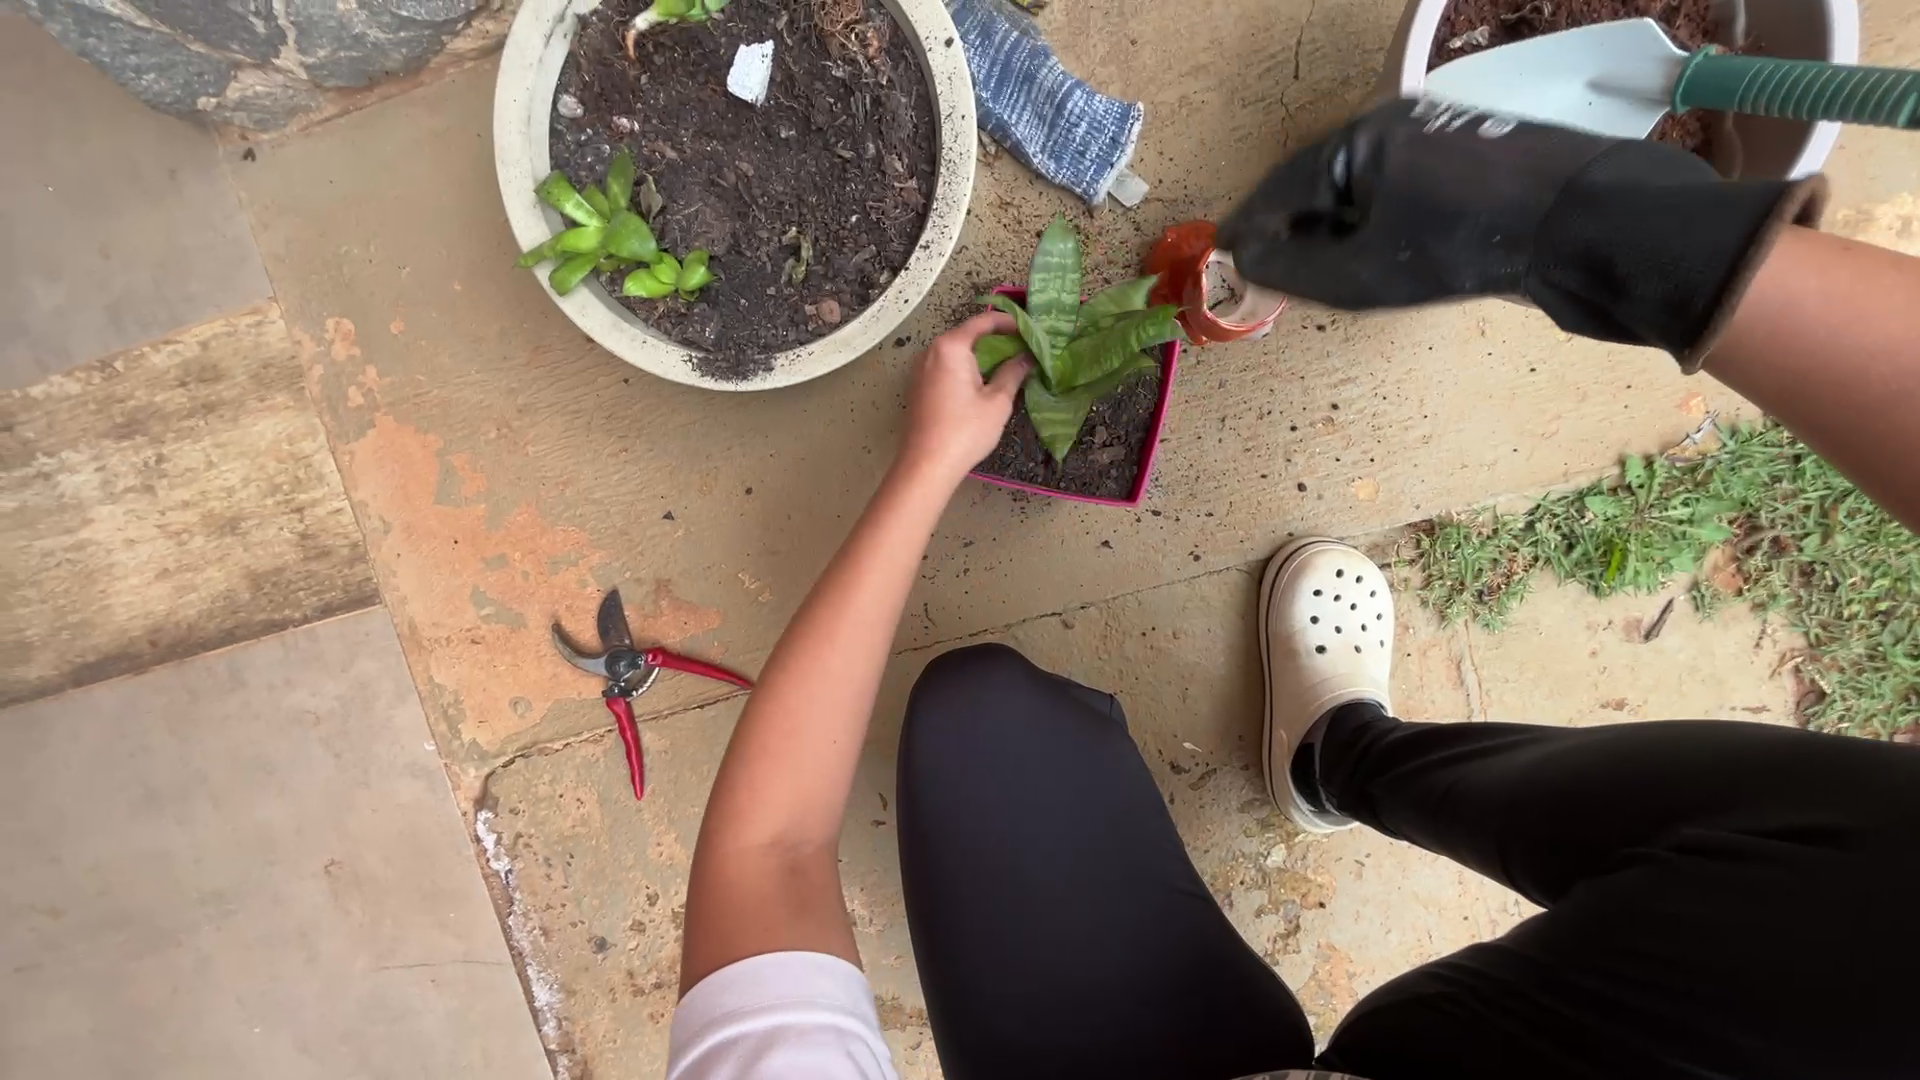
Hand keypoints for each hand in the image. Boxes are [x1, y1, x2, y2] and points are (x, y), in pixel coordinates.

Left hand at [898, 312, 1031, 482]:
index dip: (1009, 322)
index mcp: (951, 347)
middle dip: (996, 340)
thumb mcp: (997, 401)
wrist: (926, 465)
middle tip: (1023, 349)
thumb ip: (1013, 373)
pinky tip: (983, 384)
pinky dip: (966, 370)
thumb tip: (1026, 358)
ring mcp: (921, 370)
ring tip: (1008, 367)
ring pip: (957, 354)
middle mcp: (931, 352)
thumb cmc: (964, 431)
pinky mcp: (919, 388)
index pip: (983, 321)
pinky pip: (946, 369)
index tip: (1029, 330)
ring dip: (981, 357)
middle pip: (968, 335)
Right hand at [1218, 99, 1823, 367]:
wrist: (1590, 225)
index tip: (1220, 253)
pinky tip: (1378, 256)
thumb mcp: (1357, 274)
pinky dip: (1372, 225)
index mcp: (1358, 140)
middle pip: (1317, 186)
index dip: (1245, 225)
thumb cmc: (1459, 247)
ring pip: (1358, 191)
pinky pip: (1395, 192)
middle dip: (1291, 231)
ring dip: (1333, 232)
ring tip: (1323, 274)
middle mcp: (1394, 125)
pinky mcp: (1470, 157)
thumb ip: (1286, 268)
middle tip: (1272, 273)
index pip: (1278, 187)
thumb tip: (1243, 255)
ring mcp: (1436, 136)